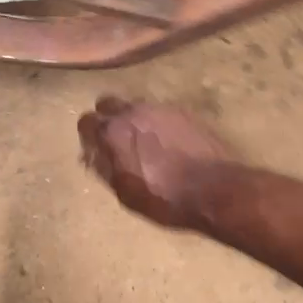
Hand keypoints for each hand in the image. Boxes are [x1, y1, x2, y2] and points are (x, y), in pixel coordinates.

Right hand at [78, 96, 233, 230]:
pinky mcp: (183, 111)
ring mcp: (159, 108)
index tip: (95, 149)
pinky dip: (158, 123)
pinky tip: (169, 143)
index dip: (88, 136)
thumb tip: (92, 156)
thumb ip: (104, 169)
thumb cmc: (165, 198)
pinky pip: (160, 112)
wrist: (216, 189)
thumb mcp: (125, 193)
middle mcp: (131, 112)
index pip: (86, 121)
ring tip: (146, 142)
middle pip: (107, 104)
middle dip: (107, 118)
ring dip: (134, 119)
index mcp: (112, 132)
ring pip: (135, 106)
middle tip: (117, 140)